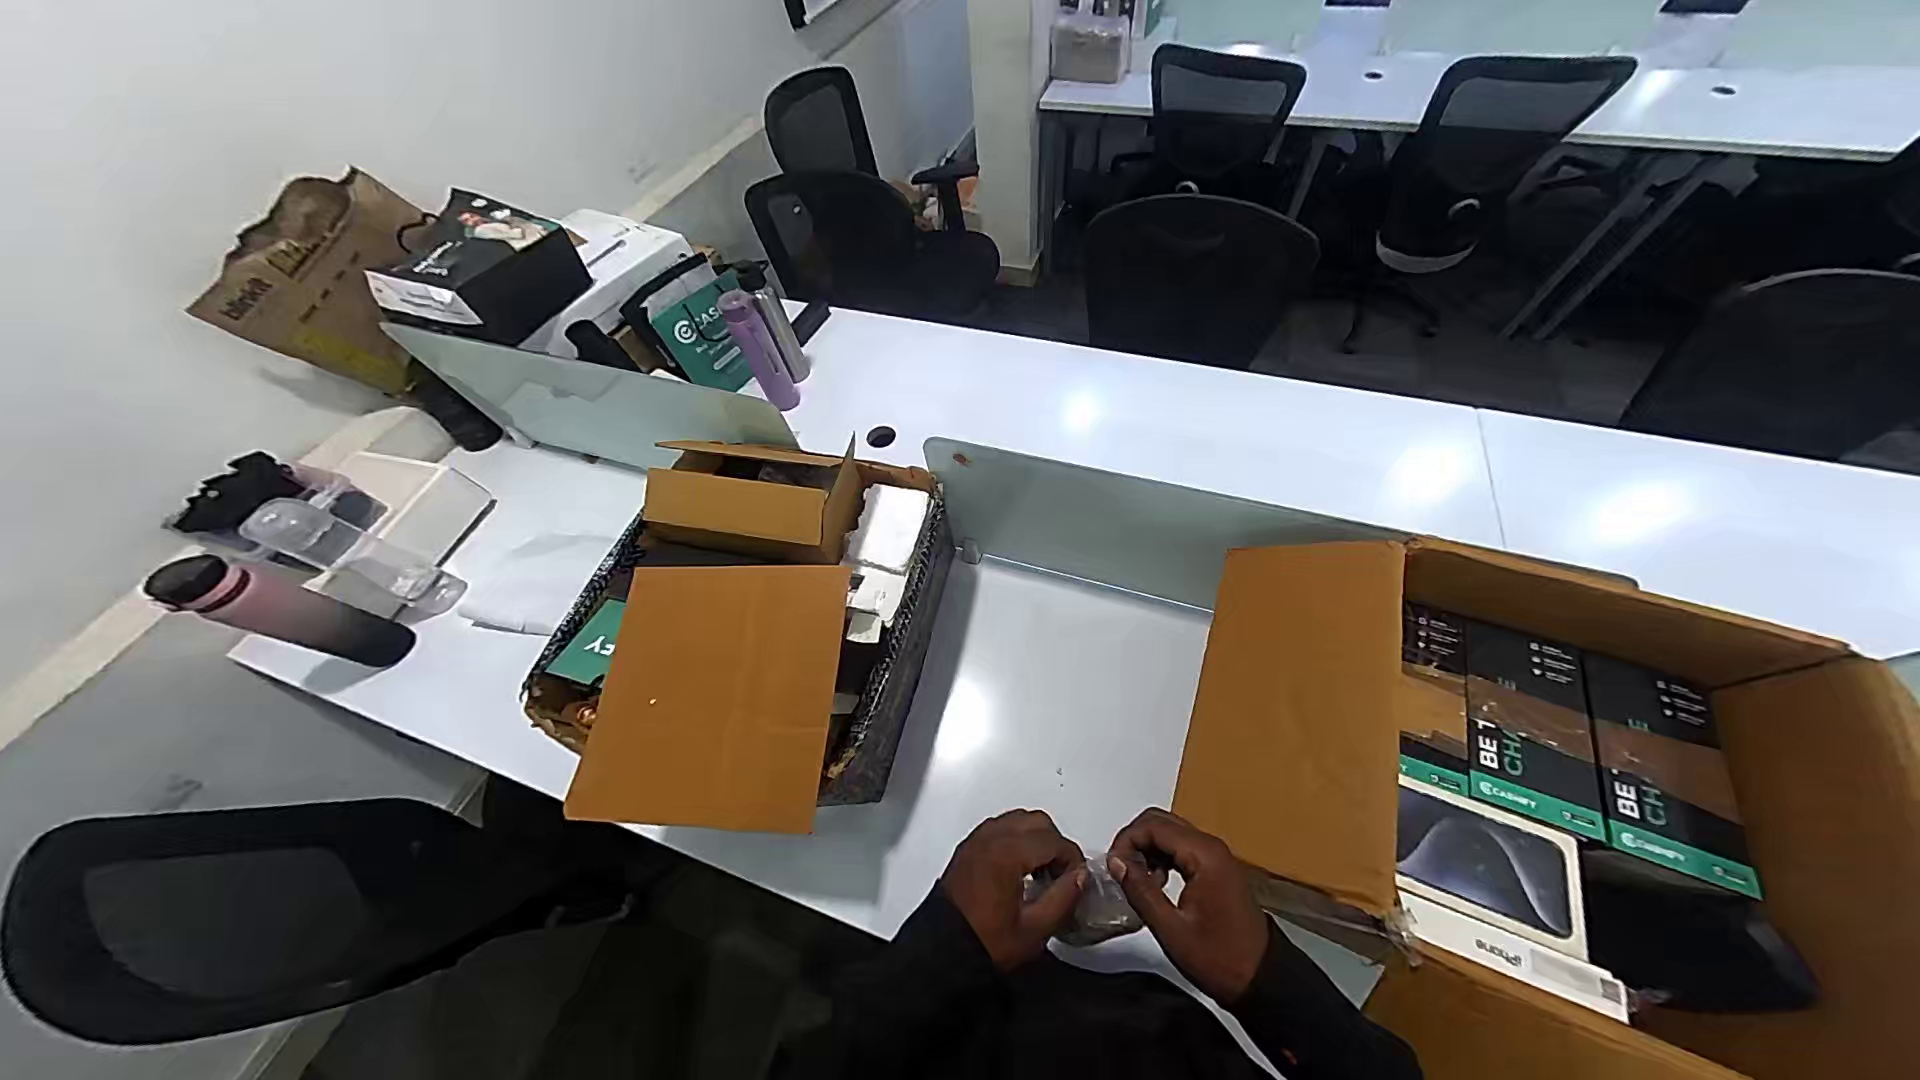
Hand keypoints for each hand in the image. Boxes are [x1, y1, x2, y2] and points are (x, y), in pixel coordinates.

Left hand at [941, 809, 1085, 971]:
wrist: (941, 952)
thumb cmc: (986, 943)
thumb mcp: (1033, 930)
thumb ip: (1063, 898)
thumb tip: (1080, 876)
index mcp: (1007, 851)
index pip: (1052, 840)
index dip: (1072, 859)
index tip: (1077, 881)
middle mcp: (991, 836)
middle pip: (1037, 821)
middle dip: (1055, 844)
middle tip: (1061, 876)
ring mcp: (977, 839)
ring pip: (1018, 820)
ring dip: (1036, 839)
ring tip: (1042, 874)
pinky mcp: (969, 847)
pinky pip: (1000, 828)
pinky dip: (1017, 839)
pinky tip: (1020, 870)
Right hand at [1108, 808, 1269, 1004]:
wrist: (1264, 982)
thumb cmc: (1219, 959)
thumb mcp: (1172, 930)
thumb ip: (1140, 891)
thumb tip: (1115, 862)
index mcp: (1204, 855)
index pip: (1153, 826)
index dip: (1126, 841)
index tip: (1113, 867)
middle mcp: (1210, 846)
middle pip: (1160, 821)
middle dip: (1134, 840)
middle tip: (1121, 870)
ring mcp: (1215, 855)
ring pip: (1169, 832)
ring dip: (1147, 848)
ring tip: (1138, 880)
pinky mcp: (1215, 866)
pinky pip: (1180, 846)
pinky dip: (1161, 855)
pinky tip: (1156, 882)